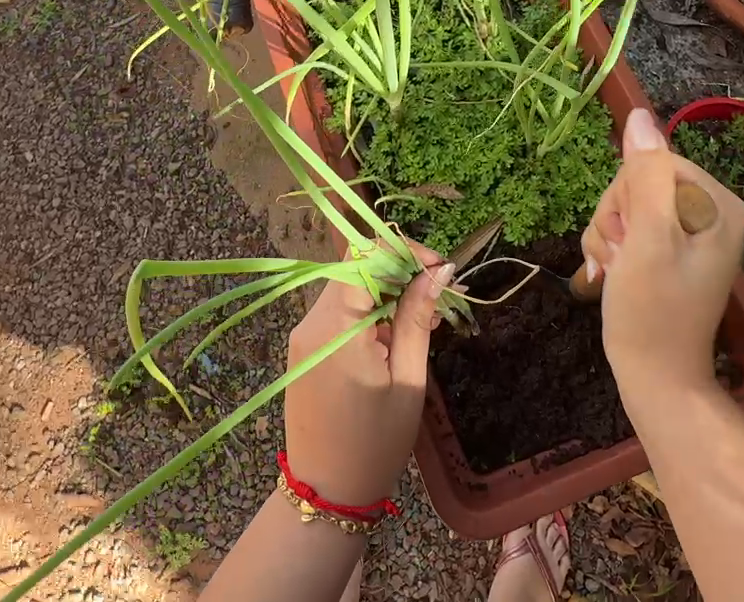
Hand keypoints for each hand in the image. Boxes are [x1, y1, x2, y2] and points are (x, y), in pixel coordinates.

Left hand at [282, 253, 453, 507]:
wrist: (326, 492)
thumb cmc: (375, 443)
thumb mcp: (407, 380)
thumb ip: (417, 319)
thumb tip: (438, 271)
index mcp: (336, 328)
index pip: (364, 257)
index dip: (403, 252)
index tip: (438, 268)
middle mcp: (311, 321)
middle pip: (356, 269)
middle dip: (400, 271)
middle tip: (440, 296)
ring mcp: (303, 333)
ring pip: (349, 288)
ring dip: (387, 291)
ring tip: (425, 318)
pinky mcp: (304, 347)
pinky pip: (338, 311)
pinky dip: (369, 311)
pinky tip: (397, 333)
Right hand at [585, 108, 743, 398]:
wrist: (654, 376)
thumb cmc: (653, 311)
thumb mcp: (648, 238)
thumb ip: (645, 175)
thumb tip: (640, 116)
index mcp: (717, 203)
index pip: (653, 162)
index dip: (627, 196)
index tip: (631, 238)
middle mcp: (707, 211)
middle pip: (636, 182)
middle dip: (615, 218)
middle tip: (624, 258)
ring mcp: (686, 233)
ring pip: (623, 204)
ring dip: (606, 236)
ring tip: (617, 271)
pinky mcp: (666, 251)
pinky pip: (624, 227)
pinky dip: (608, 249)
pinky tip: (612, 275)